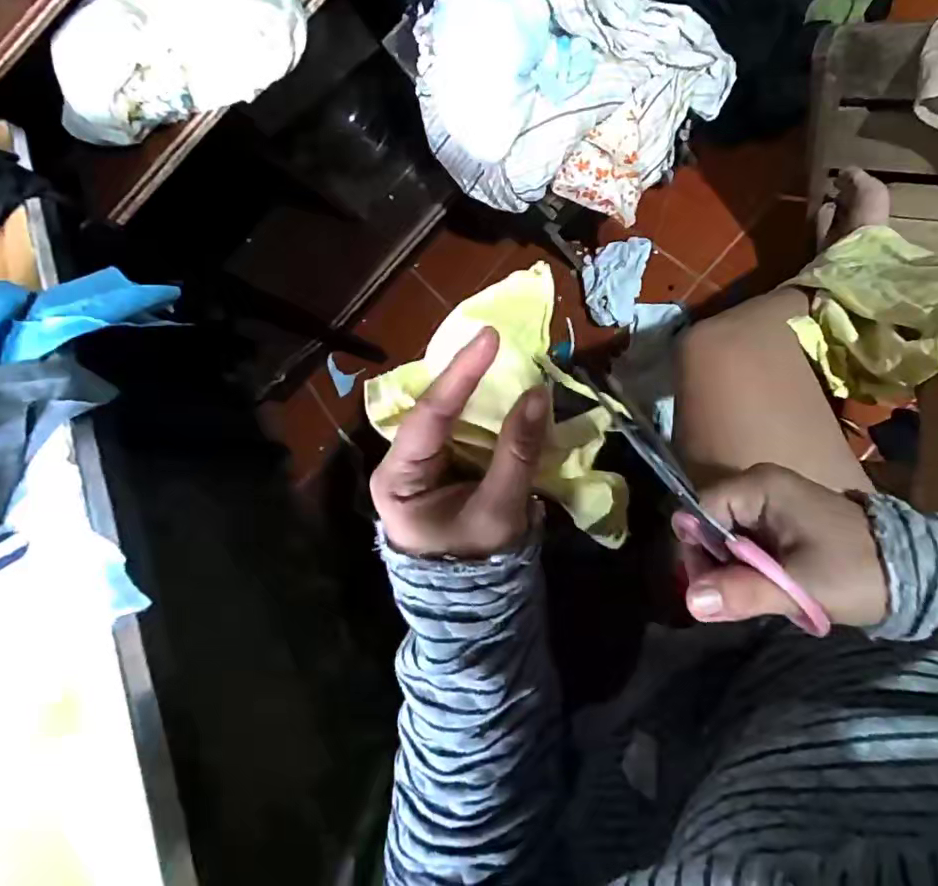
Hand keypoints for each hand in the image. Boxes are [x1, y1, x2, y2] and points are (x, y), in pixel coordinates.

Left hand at [370, 327, 549, 558]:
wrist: (476, 600)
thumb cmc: (478, 560)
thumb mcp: (499, 510)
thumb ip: (517, 452)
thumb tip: (537, 394)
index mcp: (400, 478)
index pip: (430, 414)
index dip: (461, 373)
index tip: (490, 338)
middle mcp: (404, 462)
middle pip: (435, 406)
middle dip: (467, 375)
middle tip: (498, 342)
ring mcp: (424, 462)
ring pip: (451, 413)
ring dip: (480, 390)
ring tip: (507, 360)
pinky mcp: (446, 464)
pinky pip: (466, 427)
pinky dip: (489, 410)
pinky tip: (507, 393)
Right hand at [673, 463, 888, 628]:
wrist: (912, 572)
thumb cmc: (855, 572)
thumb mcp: (798, 586)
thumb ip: (743, 591)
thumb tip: (690, 600)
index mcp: (760, 486)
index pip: (698, 512)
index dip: (696, 552)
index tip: (712, 590)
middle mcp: (761, 485)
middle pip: (710, 523)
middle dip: (715, 564)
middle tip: (738, 600)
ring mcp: (774, 501)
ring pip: (728, 536)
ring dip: (735, 570)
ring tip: (762, 595)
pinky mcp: (785, 519)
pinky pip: (749, 541)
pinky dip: (752, 566)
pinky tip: (771, 587)